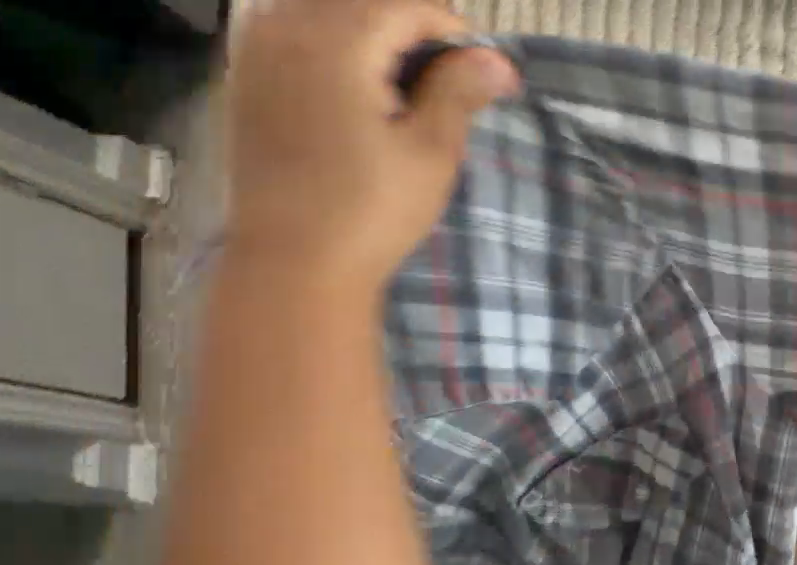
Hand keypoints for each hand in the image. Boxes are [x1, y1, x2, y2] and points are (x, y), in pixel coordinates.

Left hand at [224, 0, 518, 280]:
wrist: (296, 255)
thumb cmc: (375, 207)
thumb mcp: (432, 151)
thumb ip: (459, 93)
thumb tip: (498, 58)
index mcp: (335, 40)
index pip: (405, 7)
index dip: (452, 31)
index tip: (485, 72)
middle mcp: (286, 25)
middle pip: (363, 3)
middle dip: (413, 32)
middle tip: (452, 84)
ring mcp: (257, 46)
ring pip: (327, 13)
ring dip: (375, 39)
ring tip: (410, 90)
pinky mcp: (247, 73)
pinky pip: (296, 33)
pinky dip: (338, 50)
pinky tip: (362, 95)